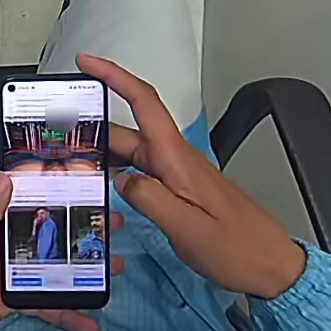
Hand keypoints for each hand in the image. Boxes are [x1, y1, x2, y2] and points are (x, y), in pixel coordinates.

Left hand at [0, 173, 122, 330]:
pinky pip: (40, 304)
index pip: (18, 203)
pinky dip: (64, 311)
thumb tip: (5, 178)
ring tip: (114, 268)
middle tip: (114, 228)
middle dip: (75, 232)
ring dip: (78, 269)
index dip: (49, 193)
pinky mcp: (5, 306)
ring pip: (46, 267)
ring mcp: (0, 278)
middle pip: (40, 234)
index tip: (83, 186)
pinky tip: (91, 323)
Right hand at [77, 53, 305, 298]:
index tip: (87, 62)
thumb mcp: (189, 228)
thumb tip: (119, 179)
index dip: (114, 76)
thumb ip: (149, 199)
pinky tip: (101, 183)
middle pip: (125, 129)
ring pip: (128, 151)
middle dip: (91, 125)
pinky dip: (114, 169)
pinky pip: (137, 169)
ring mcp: (174, 172)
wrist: (273, 269)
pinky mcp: (175, 187)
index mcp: (177, 158)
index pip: (144, 102)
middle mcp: (174, 158)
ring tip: (71, 158)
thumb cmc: (239, 248)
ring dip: (101, 150)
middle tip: (57, 131)